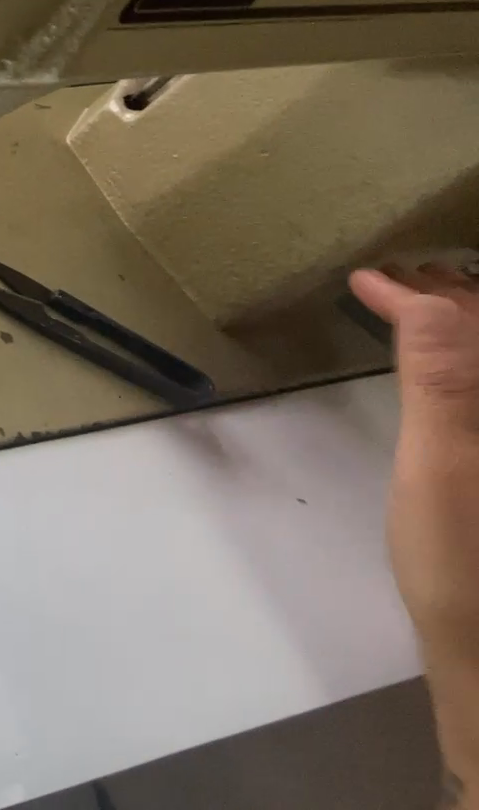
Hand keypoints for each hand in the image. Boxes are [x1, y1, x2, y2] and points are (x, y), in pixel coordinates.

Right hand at [350, 266, 478, 660]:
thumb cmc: (464, 557)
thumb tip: (427, 299)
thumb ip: (444, 380)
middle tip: (405, 278)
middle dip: (463, 302)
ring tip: (428, 307)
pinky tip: (448, 372)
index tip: (369, 280)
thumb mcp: (445, 464)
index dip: (429, 298)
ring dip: (471, 333)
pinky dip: (470, 370)